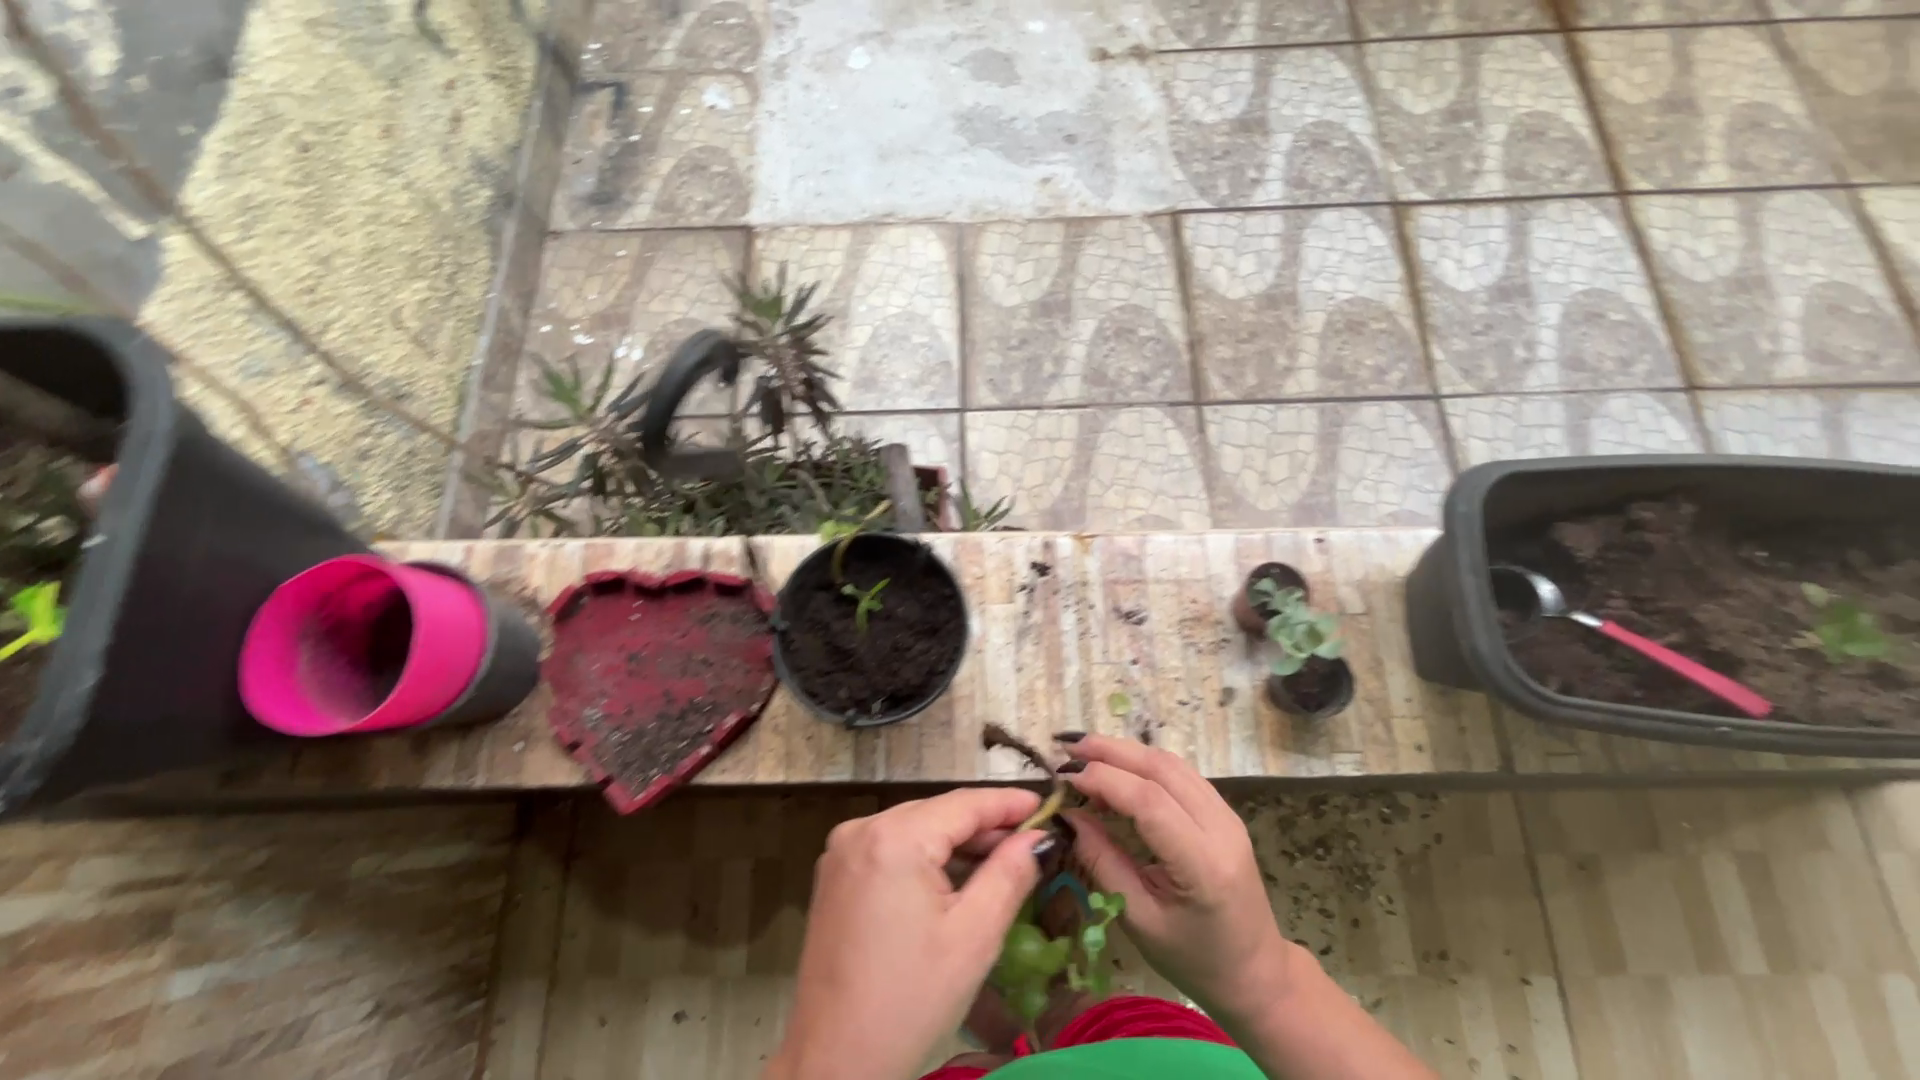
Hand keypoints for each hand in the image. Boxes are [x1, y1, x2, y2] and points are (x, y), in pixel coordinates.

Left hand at [768, 789, 1048, 1079]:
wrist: (835, 1060)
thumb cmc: (912, 999)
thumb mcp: (975, 934)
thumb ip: (1010, 872)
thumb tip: (1040, 836)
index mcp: (894, 837)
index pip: (964, 803)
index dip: (1009, 803)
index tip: (1048, 806)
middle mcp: (860, 830)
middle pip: (937, 813)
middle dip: (985, 825)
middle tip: (1033, 840)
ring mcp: (841, 853)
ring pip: (914, 829)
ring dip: (957, 842)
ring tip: (1003, 860)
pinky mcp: (835, 877)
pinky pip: (891, 850)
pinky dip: (926, 857)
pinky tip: (956, 878)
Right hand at [1057, 734, 1295, 1023]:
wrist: (1255, 972)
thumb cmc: (1193, 958)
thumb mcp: (1138, 918)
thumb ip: (1102, 862)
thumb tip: (1067, 817)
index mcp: (1202, 864)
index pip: (1149, 800)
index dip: (1103, 780)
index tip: (1063, 777)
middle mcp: (1221, 828)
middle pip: (1162, 769)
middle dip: (1110, 752)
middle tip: (1067, 749)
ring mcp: (1227, 816)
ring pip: (1173, 764)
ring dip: (1127, 752)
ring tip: (1084, 754)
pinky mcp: (1224, 813)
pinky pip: (1181, 774)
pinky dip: (1145, 764)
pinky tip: (1117, 771)